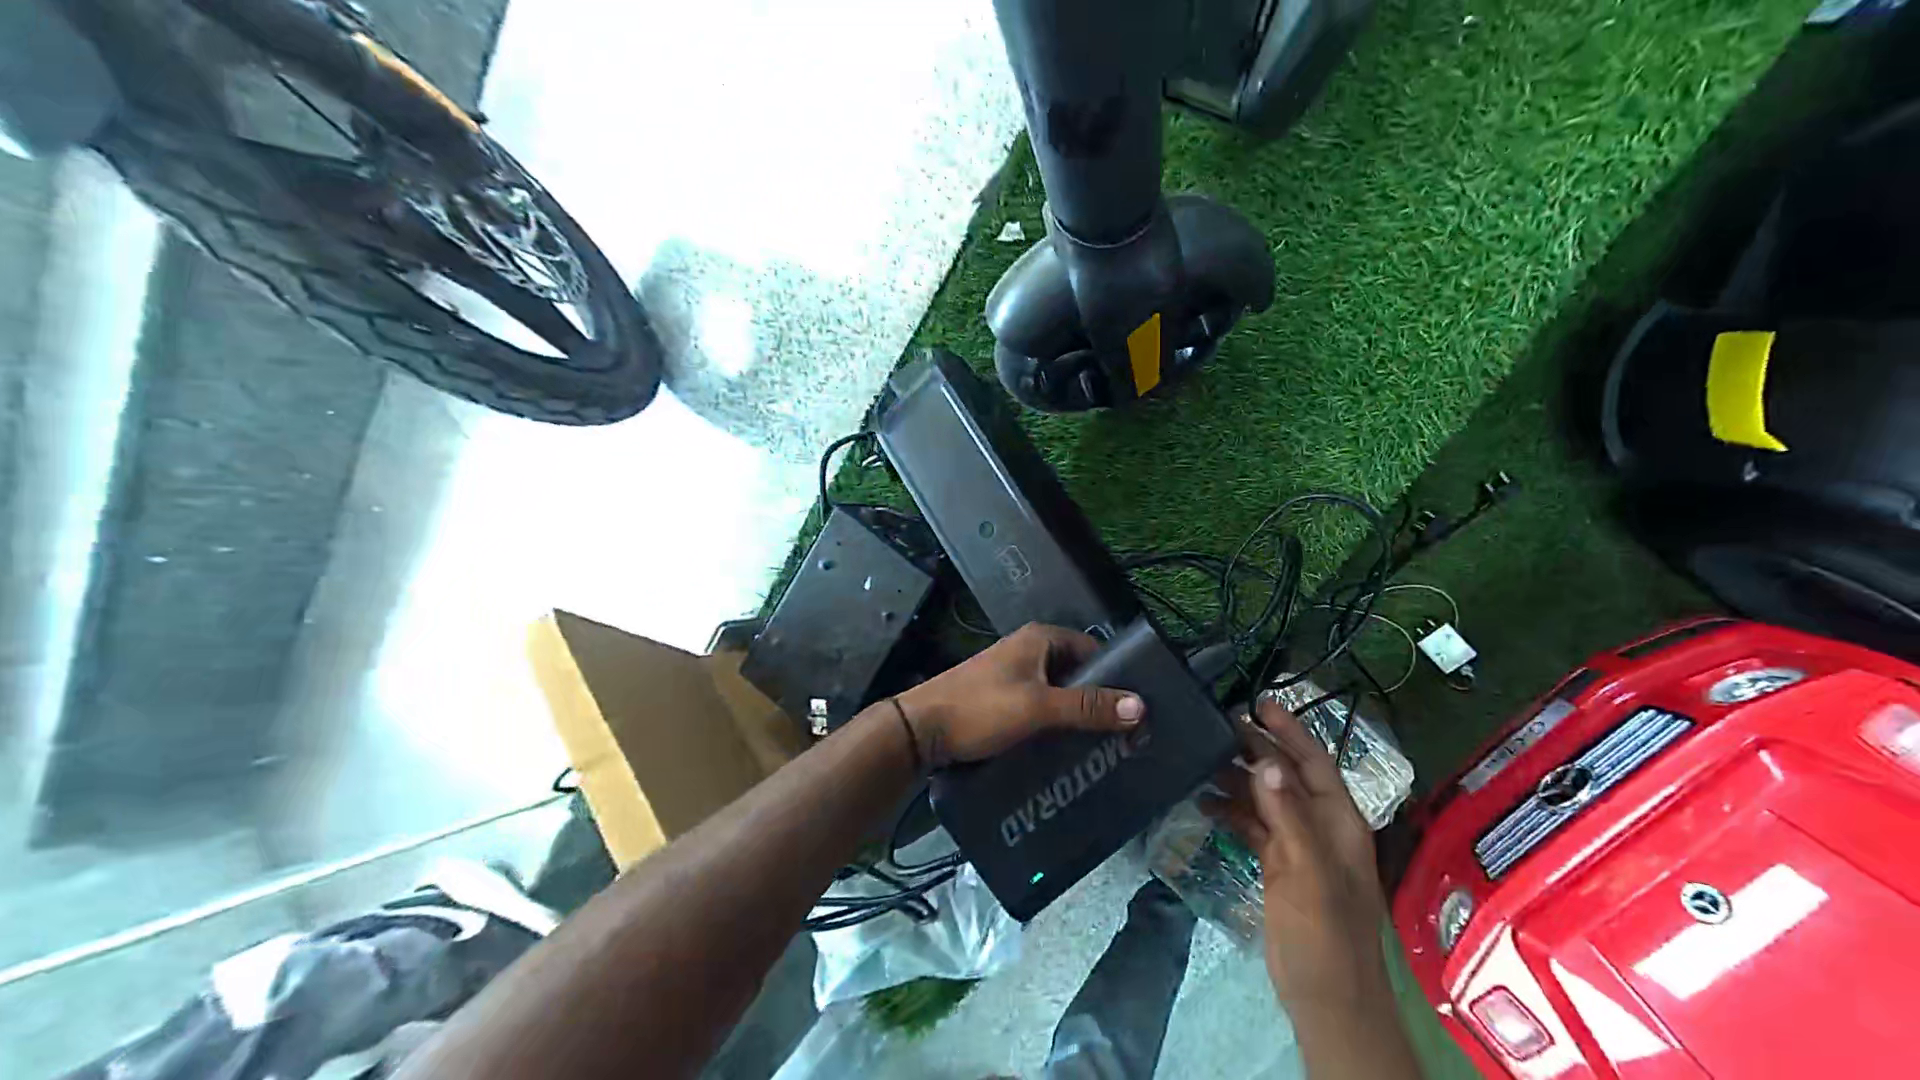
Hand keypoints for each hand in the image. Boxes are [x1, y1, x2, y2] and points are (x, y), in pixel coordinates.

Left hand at [892, 623, 1143, 766]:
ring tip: (1105, 747)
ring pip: (1059, 694)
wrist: (921, 730)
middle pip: (1077, 673)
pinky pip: (1041, 709)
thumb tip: (1140, 706)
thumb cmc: (980, 709)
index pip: (1093, 649)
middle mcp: (1028, 651)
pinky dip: (1056, 724)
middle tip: (1126, 735)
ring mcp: (1014, 676)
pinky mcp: (1003, 701)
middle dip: (1098, 701)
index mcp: (1039, 639)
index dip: (1116, 675)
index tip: (1137, 708)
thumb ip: (1087, 706)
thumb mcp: (1038, 707)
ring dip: (1077, 717)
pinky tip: (1070, 750)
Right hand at [1203, 697, 1392, 1014]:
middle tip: (1213, 726)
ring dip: (1236, 779)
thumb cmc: (1325, 935)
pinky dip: (1230, 811)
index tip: (1259, 702)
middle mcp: (1319, 826)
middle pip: (1284, 775)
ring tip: (1199, 761)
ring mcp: (1297, 846)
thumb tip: (1267, 762)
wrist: (1326, 999)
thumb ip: (1288, 816)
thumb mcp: (1308, 872)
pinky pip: (1252, 825)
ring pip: (1264, 798)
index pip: (1313, 762)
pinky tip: (1204, 804)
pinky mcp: (1278, 865)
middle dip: (1253, 749)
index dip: (1289, 730)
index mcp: (1338, 822)